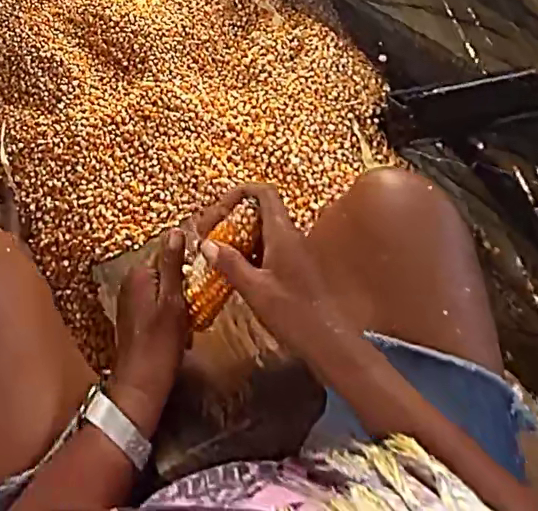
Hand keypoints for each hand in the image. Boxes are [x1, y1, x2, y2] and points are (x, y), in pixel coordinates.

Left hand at [109, 228, 188, 423]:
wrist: (140, 385)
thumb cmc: (160, 344)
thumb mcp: (173, 301)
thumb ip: (173, 265)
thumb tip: (176, 231)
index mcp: (139, 272)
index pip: (167, 254)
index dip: (186, 268)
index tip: (199, 284)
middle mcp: (130, 281)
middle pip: (165, 273)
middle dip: (182, 288)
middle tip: (194, 309)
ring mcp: (129, 299)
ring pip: (163, 291)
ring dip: (178, 305)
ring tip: (187, 325)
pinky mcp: (132, 316)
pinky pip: (156, 306)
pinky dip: (169, 316)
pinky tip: (177, 335)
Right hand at [197, 184, 356, 369]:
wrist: (331, 346)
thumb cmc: (294, 315)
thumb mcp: (255, 290)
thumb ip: (231, 264)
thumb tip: (206, 243)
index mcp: (282, 234)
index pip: (264, 193)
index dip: (241, 191)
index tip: (220, 208)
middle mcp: (291, 237)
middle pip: (262, 210)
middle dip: (235, 216)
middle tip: (213, 233)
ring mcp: (296, 253)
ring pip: (265, 231)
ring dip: (241, 236)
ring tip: (220, 251)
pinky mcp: (297, 269)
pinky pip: (271, 248)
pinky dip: (252, 252)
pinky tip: (238, 271)